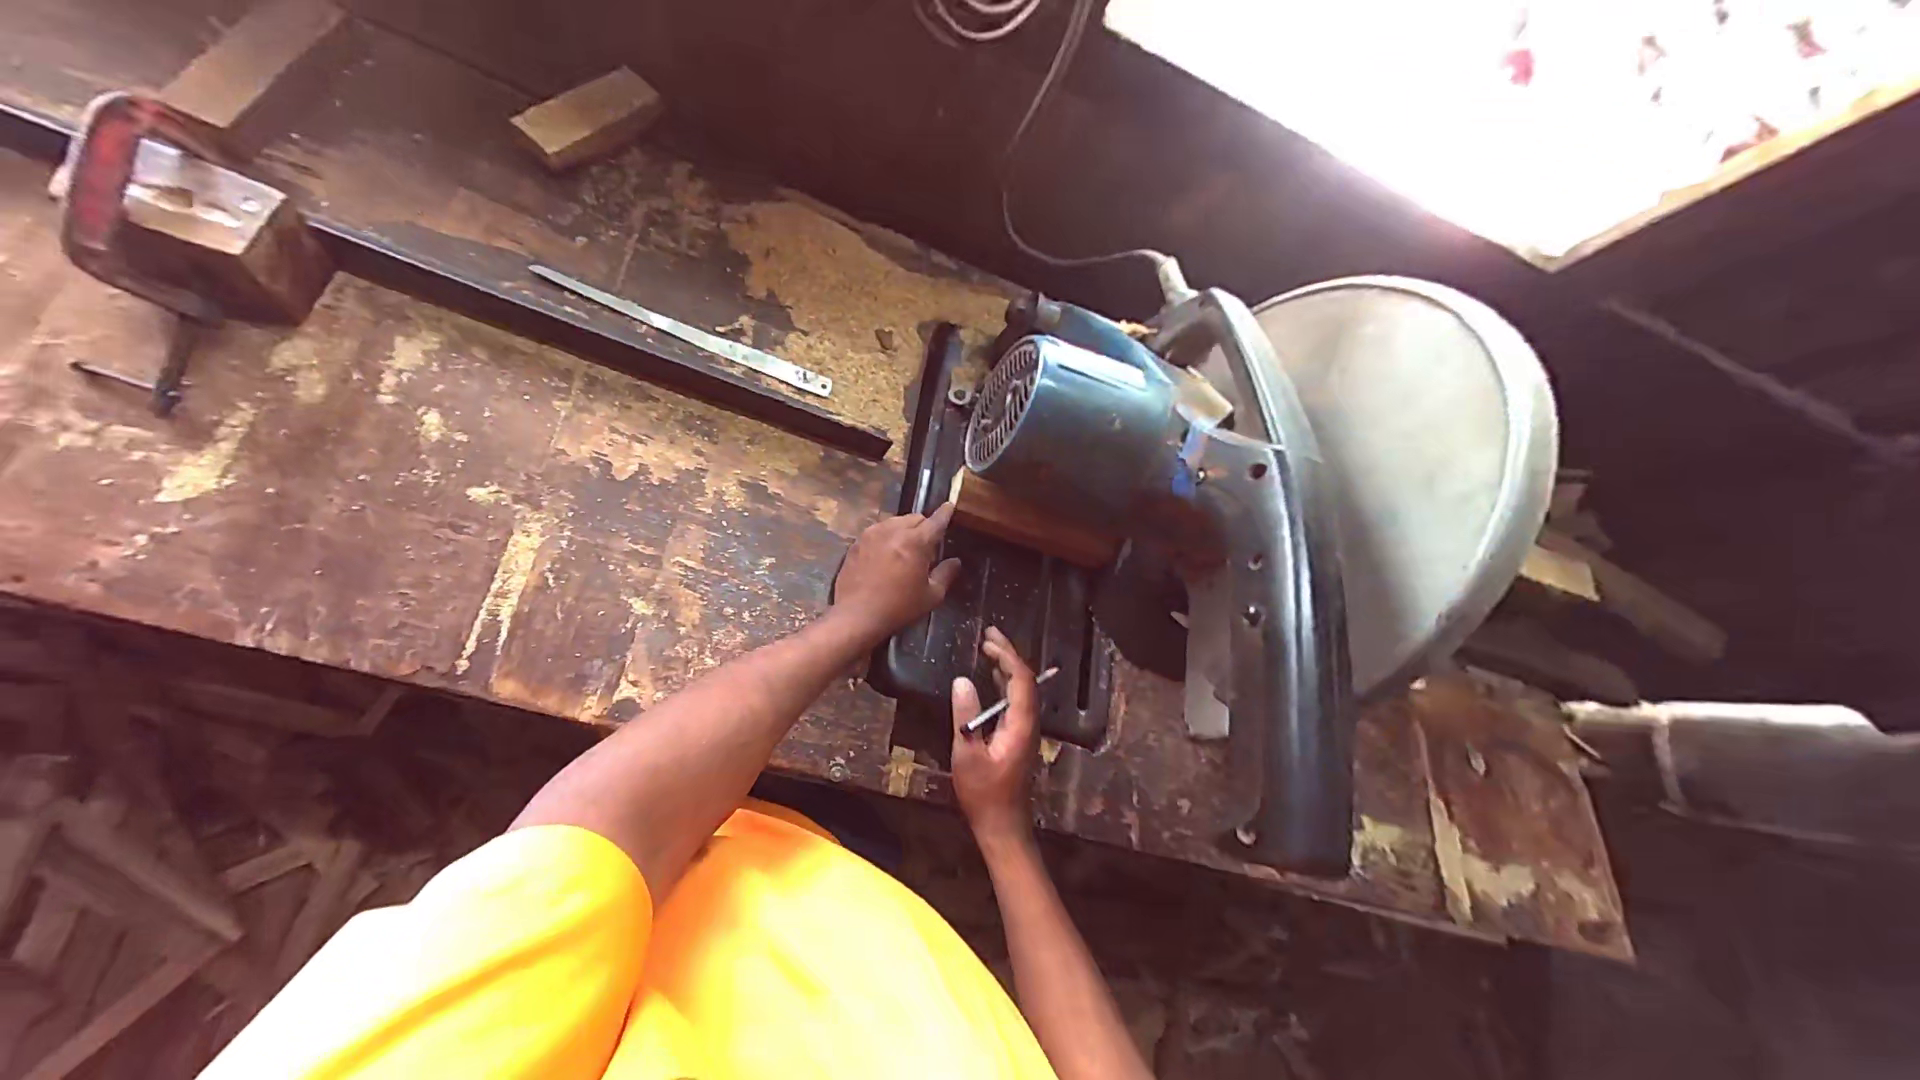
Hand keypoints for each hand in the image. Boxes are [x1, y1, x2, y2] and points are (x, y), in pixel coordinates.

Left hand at [831, 505, 961, 643]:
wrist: (856, 616)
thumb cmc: (898, 608)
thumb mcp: (931, 596)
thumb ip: (946, 574)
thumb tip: (955, 562)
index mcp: (916, 541)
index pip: (936, 521)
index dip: (945, 513)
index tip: (950, 506)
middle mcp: (893, 530)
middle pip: (915, 518)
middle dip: (924, 527)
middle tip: (926, 546)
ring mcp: (872, 534)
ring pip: (895, 522)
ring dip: (904, 530)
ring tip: (905, 551)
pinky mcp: (857, 542)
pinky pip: (878, 531)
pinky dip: (887, 537)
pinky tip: (885, 556)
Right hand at [950, 626, 1039, 844]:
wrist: (1002, 825)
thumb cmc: (983, 794)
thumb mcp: (966, 754)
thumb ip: (965, 716)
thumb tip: (962, 680)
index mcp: (1021, 724)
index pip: (1022, 680)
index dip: (1008, 656)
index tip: (989, 640)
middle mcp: (1029, 723)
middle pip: (1025, 680)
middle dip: (1009, 654)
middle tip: (990, 634)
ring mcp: (1025, 730)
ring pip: (1022, 690)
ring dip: (1007, 667)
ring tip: (989, 648)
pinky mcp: (1018, 737)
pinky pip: (1015, 701)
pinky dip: (1005, 683)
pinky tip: (991, 678)